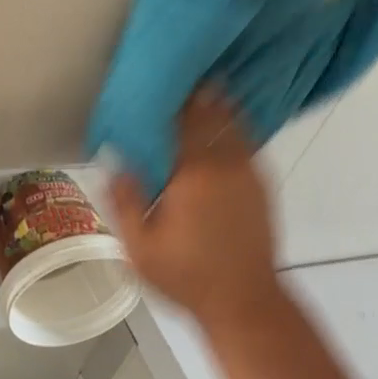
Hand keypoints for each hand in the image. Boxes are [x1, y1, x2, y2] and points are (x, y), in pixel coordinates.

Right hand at [109, 89, 282, 326]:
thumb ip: (126, 201)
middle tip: (177, 78)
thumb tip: (115, 163)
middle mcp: (226, 164)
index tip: (157, 80)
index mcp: (193, 174)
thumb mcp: (139, 246)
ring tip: (198, 91)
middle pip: (212, 113)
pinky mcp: (262, 186)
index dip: (171, 96)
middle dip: (195, 93)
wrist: (245, 301)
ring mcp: (250, 173)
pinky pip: (245, 143)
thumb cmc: (185, 276)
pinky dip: (231, 128)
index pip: (183, 119)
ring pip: (233, 124)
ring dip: (216, 106)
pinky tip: (218, 128)